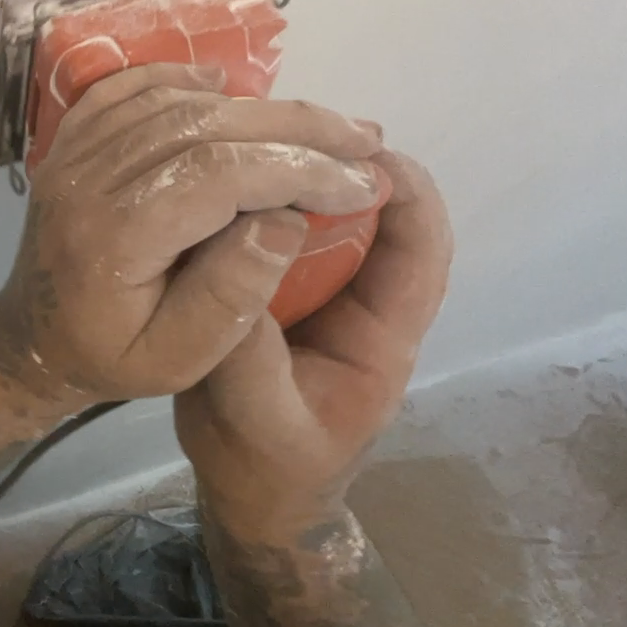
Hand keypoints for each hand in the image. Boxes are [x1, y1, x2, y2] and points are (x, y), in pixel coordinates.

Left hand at [0, 63, 386, 407]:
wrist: (34, 339)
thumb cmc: (110, 356)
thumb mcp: (178, 359)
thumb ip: (231, 294)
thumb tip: (285, 218)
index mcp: (110, 239)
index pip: (214, 174)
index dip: (297, 168)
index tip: (361, 182)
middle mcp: (81, 185)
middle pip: (194, 125)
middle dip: (291, 126)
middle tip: (361, 141)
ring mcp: (66, 160)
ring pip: (164, 102)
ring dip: (247, 104)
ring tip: (314, 126)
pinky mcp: (64, 151)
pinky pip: (118, 94)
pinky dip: (174, 80)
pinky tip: (222, 86)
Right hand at [175, 150, 454, 539]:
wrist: (245, 492)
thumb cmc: (269, 465)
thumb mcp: (261, 418)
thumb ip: (250, 353)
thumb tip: (229, 269)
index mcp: (377, 336)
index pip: (418, 254)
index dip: (405, 197)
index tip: (361, 151)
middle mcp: (351, 308)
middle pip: (367, 226)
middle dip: (337, 174)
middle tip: (282, 134)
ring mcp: (307, 305)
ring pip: (313, 232)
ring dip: (286, 191)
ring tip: (241, 154)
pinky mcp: (263, 303)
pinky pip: (263, 251)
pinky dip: (246, 220)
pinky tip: (207, 200)